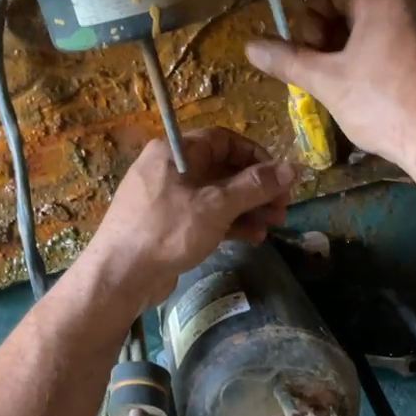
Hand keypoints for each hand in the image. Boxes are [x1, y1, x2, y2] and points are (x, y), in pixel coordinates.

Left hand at [76, 128, 297, 308]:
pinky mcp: (169, 225)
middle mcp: (171, 169)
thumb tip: (293, 168)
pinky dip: (229, 224)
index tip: (279, 177)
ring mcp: (168, 199)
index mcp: (176, 152)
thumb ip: (256, 186)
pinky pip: (205, 216)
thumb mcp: (216, 205)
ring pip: (217, 196)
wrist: (121, 275)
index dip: (256, 156)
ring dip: (248, 209)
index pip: (224, 140)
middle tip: (282, 208)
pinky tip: (252, 238)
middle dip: (256, 189)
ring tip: (273, 226)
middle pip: (223, 169)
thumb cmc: (168, 231)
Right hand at [245, 0, 415, 172]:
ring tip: (344, 87)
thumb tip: (250, 45)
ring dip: (350, 52)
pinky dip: (377, 61)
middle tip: (323, 74)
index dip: (309, 23)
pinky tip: (372, 93)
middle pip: (352, 7)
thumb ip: (287, 60)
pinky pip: (397, 44)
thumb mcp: (327, 82)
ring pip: (374, 28)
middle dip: (329, 38)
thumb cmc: (381, 105)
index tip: (308, 57)